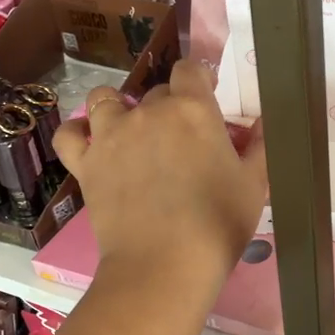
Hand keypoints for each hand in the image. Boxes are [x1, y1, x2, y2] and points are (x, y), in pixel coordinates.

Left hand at [53, 60, 267, 287]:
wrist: (164, 264)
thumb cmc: (218, 223)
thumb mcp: (255, 184)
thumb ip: (261, 146)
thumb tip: (265, 121)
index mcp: (193, 110)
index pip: (190, 69)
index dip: (198, 79)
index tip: (207, 97)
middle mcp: (149, 111)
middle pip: (157, 91)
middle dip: (170, 107)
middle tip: (182, 139)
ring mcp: (112, 135)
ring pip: (106, 99)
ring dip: (119, 107)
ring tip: (132, 130)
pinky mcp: (86, 163)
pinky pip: (70, 134)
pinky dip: (78, 132)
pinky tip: (90, 141)